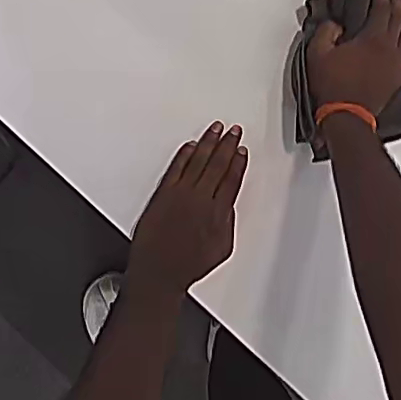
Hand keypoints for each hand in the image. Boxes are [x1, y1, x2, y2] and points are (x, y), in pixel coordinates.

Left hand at [127, 121, 246, 299]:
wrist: (159, 270)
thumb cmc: (186, 264)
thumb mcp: (221, 248)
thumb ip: (226, 222)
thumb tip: (227, 207)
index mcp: (218, 212)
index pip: (232, 179)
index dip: (239, 162)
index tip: (242, 150)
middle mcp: (200, 198)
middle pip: (218, 164)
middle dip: (228, 144)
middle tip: (234, 131)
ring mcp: (181, 193)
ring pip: (198, 160)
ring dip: (209, 142)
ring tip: (216, 129)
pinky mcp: (163, 192)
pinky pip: (176, 167)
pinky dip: (184, 154)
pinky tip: (190, 145)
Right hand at [306, 0, 400, 116]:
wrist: (345, 114)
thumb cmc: (333, 86)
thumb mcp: (318, 52)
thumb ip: (326, 32)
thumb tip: (334, 25)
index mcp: (371, 39)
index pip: (381, 10)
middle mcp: (388, 50)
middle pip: (399, 19)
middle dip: (400, 1)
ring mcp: (395, 65)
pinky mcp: (397, 79)